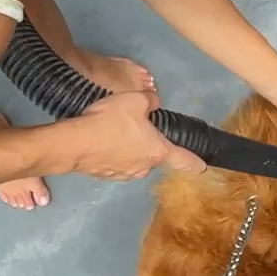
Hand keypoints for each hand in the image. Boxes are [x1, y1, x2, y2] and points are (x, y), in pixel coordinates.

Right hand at [66, 91, 206, 179]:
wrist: (73, 142)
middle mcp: (144, 168)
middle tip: (138, 125)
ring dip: (130, 148)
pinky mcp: (104, 175)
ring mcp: (123, 174)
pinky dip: (113, 153)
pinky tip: (102, 139)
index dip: (196, 163)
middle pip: (154, 156)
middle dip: (150, 143)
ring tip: (115, 130)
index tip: (203, 167)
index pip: (184, 160)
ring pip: (134, 159)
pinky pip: (115, 162)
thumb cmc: (111, 121)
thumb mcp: (136, 100)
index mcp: (158, 151)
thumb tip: (153, 104)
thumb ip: (150, 101)